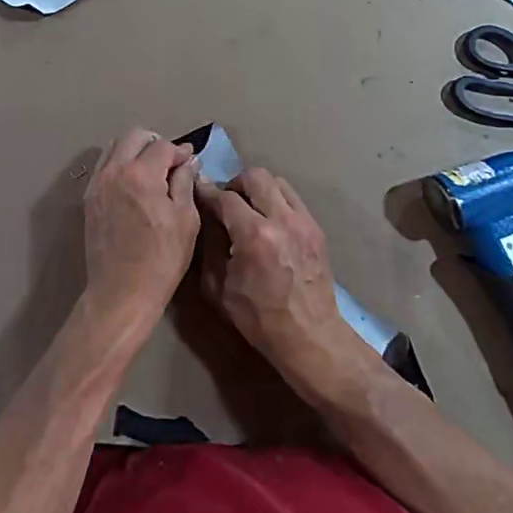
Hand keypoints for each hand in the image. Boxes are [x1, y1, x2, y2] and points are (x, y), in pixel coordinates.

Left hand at [81, 129, 199, 326]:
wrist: (122, 291)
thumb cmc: (162, 259)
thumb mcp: (185, 220)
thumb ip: (185, 184)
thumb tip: (188, 162)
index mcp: (140, 174)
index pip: (162, 146)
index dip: (180, 151)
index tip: (191, 160)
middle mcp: (113, 171)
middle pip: (133, 137)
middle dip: (155, 143)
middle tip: (171, 161)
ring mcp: (97, 184)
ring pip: (114, 148)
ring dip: (134, 151)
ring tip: (152, 171)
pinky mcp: (88, 199)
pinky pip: (103, 167)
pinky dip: (119, 165)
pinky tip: (134, 184)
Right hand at [198, 169, 352, 370]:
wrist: (310, 337)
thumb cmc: (258, 318)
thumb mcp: (218, 287)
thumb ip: (210, 244)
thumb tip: (205, 215)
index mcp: (254, 235)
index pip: (225, 197)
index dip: (206, 192)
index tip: (196, 191)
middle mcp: (282, 220)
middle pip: (254, 176)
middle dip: (234, 184)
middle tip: (225, 202)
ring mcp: (304, 222)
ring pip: (277, 182)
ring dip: (257, 190)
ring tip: (248, 210)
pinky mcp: (316, 229)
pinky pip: (292, 199)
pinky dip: (276, 202)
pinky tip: (268, 223)